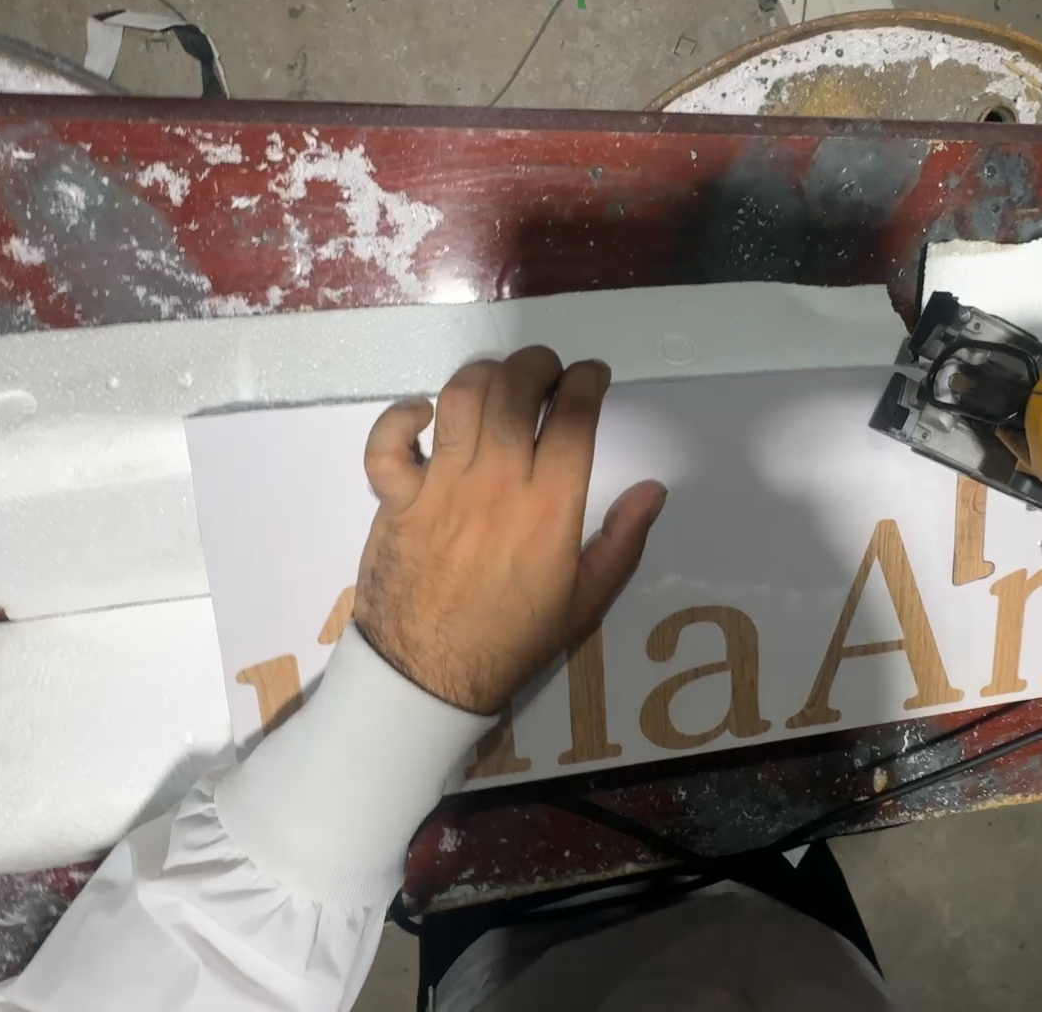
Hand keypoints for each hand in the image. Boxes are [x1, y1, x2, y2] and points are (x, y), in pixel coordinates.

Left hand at [352, 346, 666, 713]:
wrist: (431, 676)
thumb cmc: (514, 637)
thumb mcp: (586, 600)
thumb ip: (623, 541)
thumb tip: (653, 489)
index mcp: (550, 508)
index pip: (574, 417)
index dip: (589, 382)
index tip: (593, 376)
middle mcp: (497, 484)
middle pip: (516, 390)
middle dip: (538, 364)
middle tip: (548, 371)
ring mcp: (441, 488)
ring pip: (460, 398)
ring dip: (484, 375)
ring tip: (499, 384)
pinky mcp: (396, 498)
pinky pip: (388, 440)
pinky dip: (402, 415)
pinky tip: (425, 414)